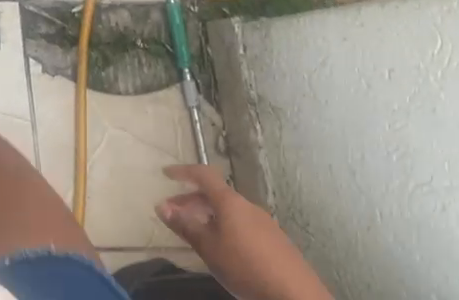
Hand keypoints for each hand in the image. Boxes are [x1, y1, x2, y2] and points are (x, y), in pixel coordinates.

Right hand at [157, 165, 332, 299]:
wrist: (297, 297)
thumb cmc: (246, 267)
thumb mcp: (209, 248)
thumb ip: (185, 226)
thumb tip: (162, 206)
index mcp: (230, 202)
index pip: (203, 175)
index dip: (183, 171)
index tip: (166, 174)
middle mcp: (248, 206)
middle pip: (215, 194)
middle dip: (192, 201)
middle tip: (174, 213)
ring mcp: (266, 224)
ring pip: (230, 212)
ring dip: (209, 216)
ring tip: (197, 233)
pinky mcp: (277, 242)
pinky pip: (244, 225)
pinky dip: (226, 227)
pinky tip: (225, 248)